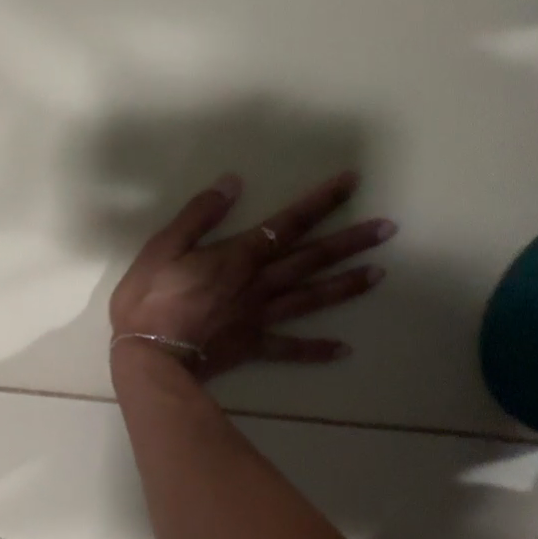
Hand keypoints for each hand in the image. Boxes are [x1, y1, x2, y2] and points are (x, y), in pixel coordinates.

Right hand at [108, 171, 395, 378]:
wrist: (149, 356)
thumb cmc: (148, 301)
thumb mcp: (162, 249)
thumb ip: (198, 216)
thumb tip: (232, 183)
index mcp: (239, 256)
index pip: (288, 223)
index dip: (320, 201)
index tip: (352, 182)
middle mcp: (259, 283)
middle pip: (311, 259)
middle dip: (350, 241)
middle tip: (389, 229)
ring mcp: (259, 316)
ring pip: (310, 297)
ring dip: (346, 285)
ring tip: (380, 274)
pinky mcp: (251, 346)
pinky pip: (289, 348)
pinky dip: (316, 350)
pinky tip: (343, 350)